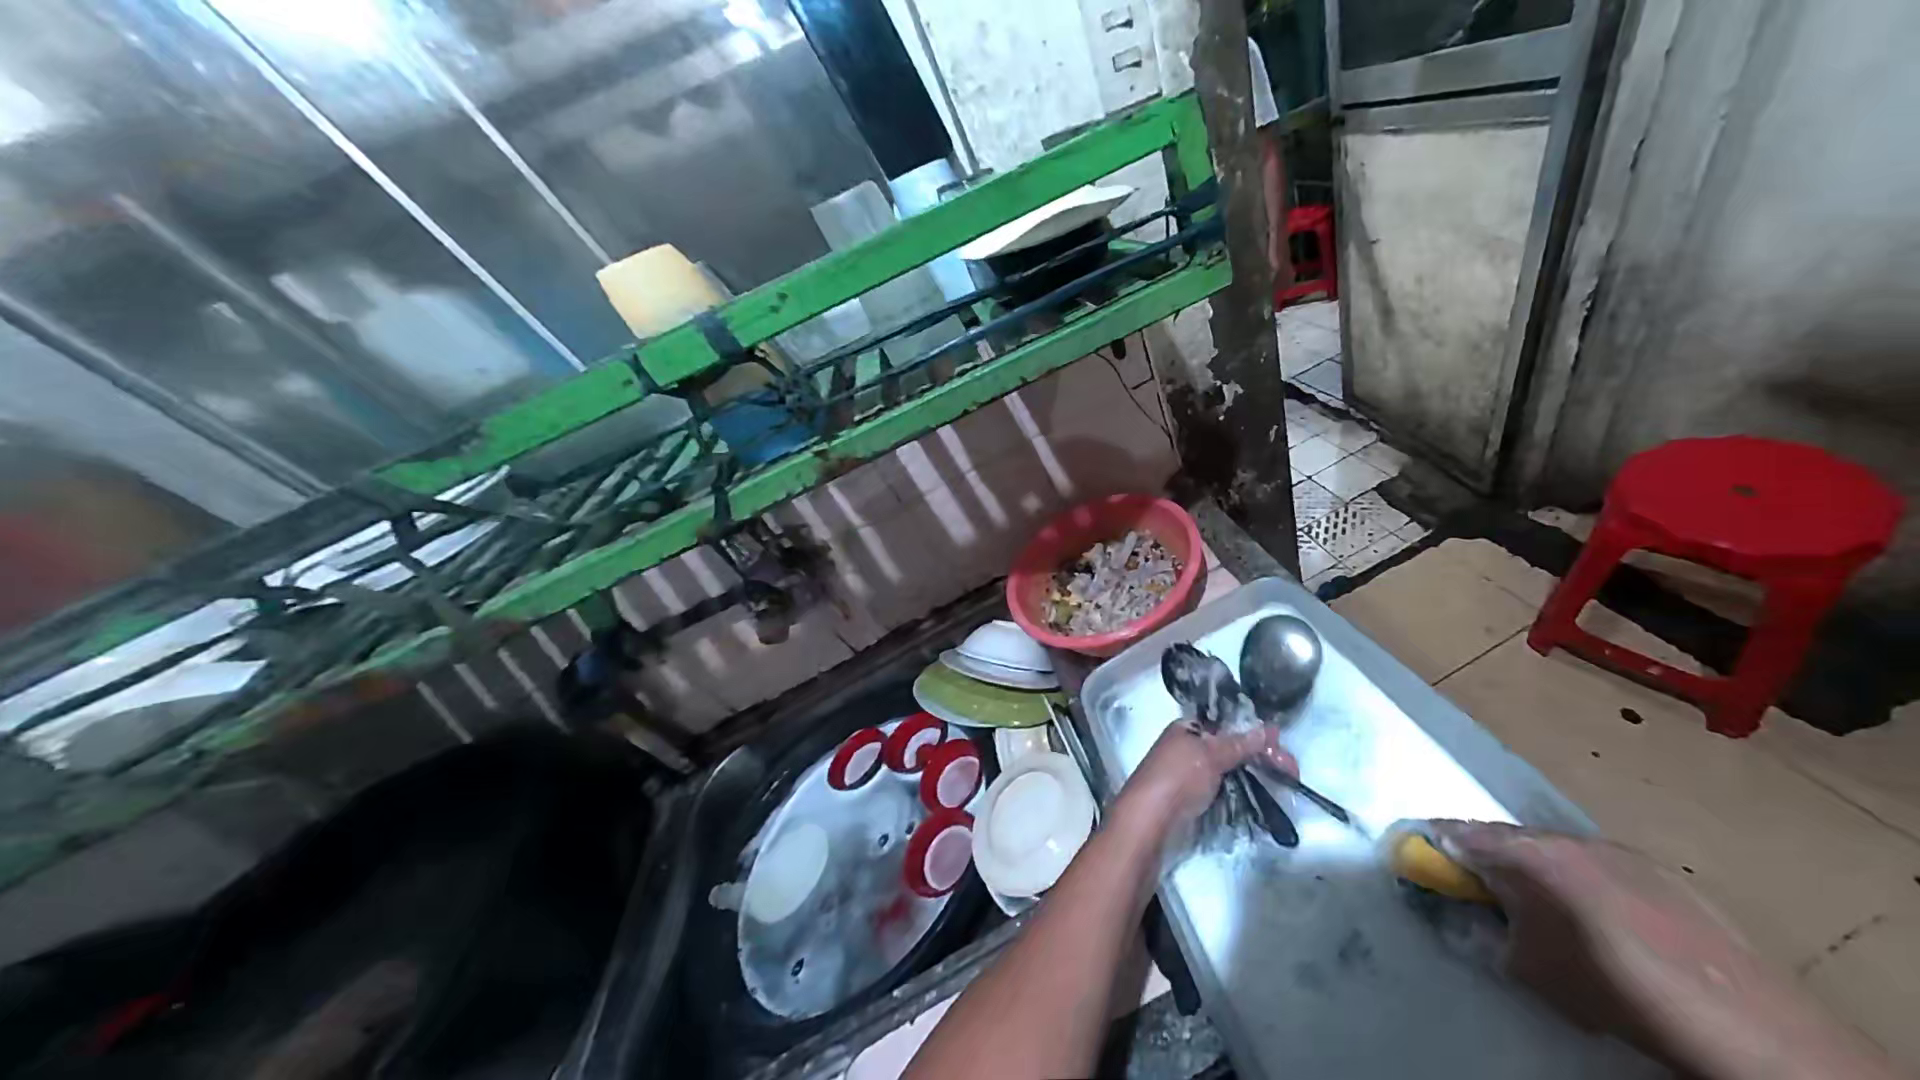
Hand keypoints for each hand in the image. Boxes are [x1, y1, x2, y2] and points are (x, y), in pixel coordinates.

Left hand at [1115, 718, 1295, 833]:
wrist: (1151, 821)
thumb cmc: (1177, 778)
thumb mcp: (1209, 754)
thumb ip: (1238, 743)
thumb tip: (1266, 729)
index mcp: (1186, 729)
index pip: (1225, 723)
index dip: (1252, 731)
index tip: (1280, 742)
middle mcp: (1189, 748)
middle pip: (1231, 747)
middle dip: (1261, 755)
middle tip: (1292, 768)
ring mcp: (1192, 776)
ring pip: (1232, 769)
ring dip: (1258, 773)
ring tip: (1288, 780)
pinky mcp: (1197, 800)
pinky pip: (1226, 789)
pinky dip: (1246, 790)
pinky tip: (1267, 794)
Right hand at [1428, 822, 1902, 1078]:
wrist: (1739, 1020)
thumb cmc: (1608, 985)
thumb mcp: (1525, 966)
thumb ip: (1482, 930)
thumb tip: (1462, 914)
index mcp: (1524, 852)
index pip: (1455, 831)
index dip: (1429, 841)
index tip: (1413, 853)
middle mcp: (1564, 837)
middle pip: (1505, 836)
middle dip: (1483, 856)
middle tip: (1473, 885)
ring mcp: (1616, 850)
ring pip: (1552, 848)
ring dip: (1532, 867)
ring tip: (1535, 904)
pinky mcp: (1659, 872)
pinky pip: (1595, 863)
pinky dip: (1577, 879)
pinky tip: (1594, 916)